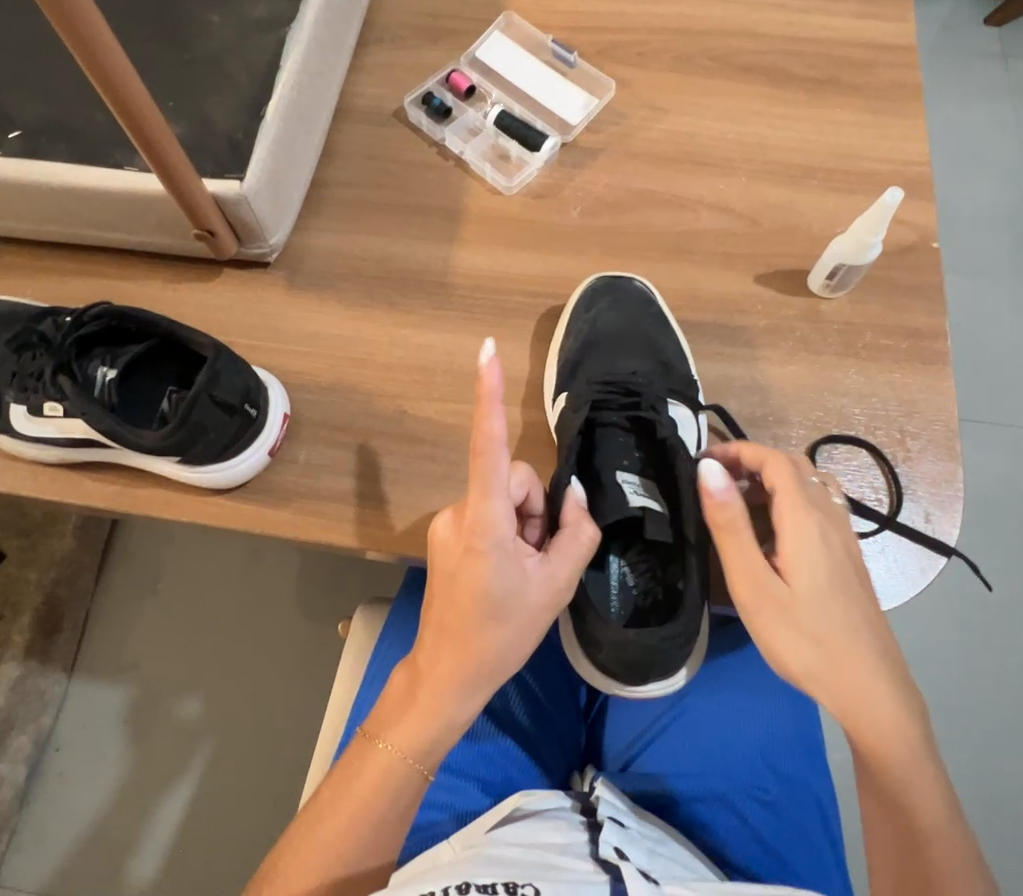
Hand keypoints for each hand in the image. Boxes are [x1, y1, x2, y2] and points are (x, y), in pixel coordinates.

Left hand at [404, 337, 600, 727]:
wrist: (450, 671)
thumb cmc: (504, 632)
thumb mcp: (557, 586)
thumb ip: (576, 532)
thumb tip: (577, 495)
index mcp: (486, 520)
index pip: (491, 444)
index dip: (489, 394)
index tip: (484, 350)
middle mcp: (460, 510)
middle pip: (513, 480)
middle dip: (534, 511)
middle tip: (537, 559)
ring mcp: (447, 523)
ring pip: (501, 499)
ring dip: (521, 526)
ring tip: (521, 571)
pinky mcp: (444, 535)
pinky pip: (486, 515)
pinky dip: (504, 535)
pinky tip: (504, 573)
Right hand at [697, 443, 927, 747]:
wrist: (869, 687)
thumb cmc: (803, 639)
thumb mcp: (752, 585)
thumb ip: (730, 524)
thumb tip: (708, 468)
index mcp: (805, 518)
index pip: (773, 459)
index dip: (737, 450)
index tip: (701, 460)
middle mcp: (830, 517)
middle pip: (795, 466)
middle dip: (753, 462)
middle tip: (714, 483)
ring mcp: (845, 537)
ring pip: (812, 485)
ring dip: (774, 480)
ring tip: (739, 504)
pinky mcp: (849, 556)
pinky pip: (821, 507)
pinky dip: (791, 500)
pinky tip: (773, 534)